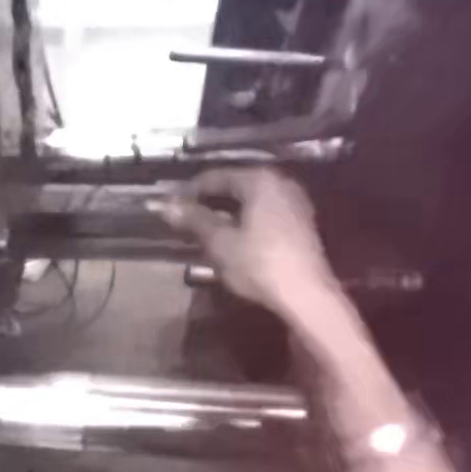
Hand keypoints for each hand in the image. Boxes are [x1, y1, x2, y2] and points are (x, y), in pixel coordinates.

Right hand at [153, 168, 339, 316]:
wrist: (305, 294)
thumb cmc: (259, 264)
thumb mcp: (220, 243)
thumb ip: (194, 220)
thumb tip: (164, 205)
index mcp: (259, 180)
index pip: (216, 176)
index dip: (190, 192)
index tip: (172, 207)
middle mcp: (280, 183)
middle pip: (235, 187)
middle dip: (210, 203)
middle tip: (186, 221)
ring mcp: (294, 202)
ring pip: (250, 201)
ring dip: (227, 214)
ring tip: (205, 233)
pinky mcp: (300, 224)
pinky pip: (264, 214)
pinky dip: (245, 222)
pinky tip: (232, 241)